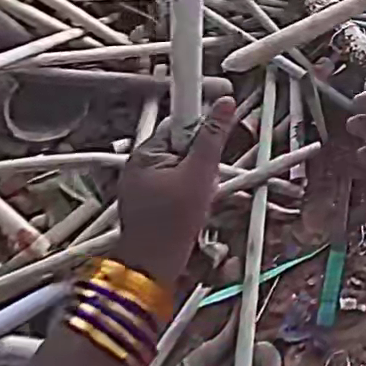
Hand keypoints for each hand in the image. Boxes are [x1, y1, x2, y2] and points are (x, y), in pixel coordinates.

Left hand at [114, 97, 237, 283]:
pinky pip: (181, 179)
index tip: (219, 93)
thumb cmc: (168, 230)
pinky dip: (194, 186)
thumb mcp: (199, 176)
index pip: (180, 119)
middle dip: (204, 155)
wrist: (153, 272)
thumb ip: (213, 138)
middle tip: (208, 174)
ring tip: (202, 195)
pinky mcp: (153, 199)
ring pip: (185, 161)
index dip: (202, 116)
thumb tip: (224, 105)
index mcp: (146, 154)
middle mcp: (141, 164)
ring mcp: (146, 183)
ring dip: (201, 173)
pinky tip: (197, 203)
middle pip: (185, 141)